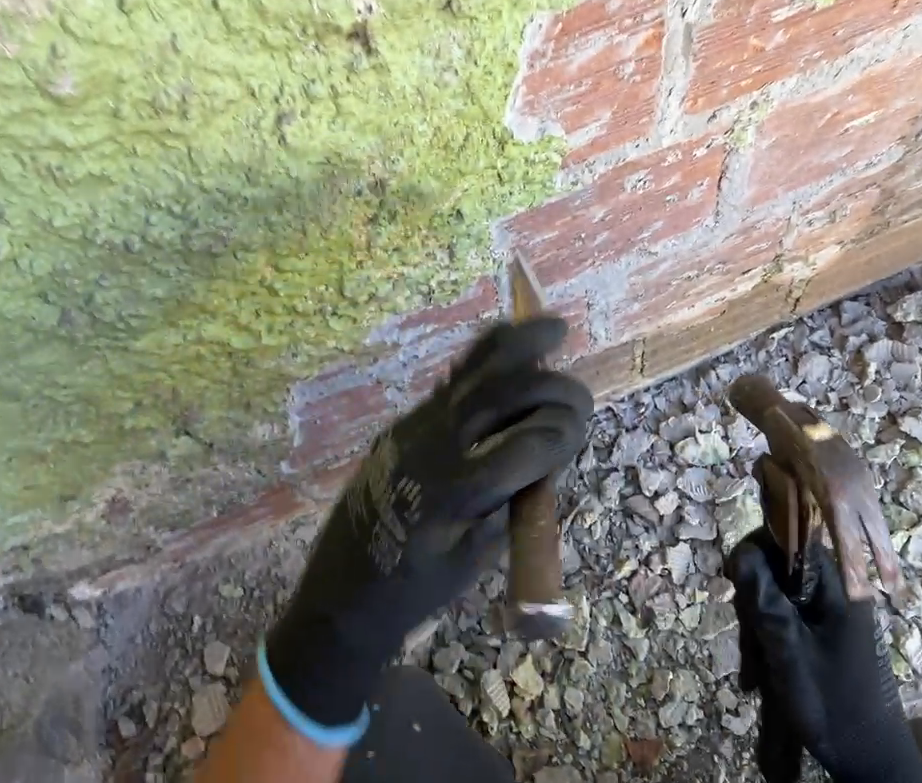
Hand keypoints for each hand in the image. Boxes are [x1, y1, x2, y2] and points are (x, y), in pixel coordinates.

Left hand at [264, 318, 591, 727]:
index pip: (528, 443)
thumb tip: (548, 454)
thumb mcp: (477, 559)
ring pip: (472, 373)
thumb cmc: (416, 590)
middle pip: (503, 394)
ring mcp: (413, 428)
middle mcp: (434, 446)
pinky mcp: (403, 422)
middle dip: (551, 387)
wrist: (340, 592)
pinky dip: (485, 360)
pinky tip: (509, 347)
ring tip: (552, 329)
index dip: (564, 432)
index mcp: (457, 492)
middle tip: (580, 394)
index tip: (580, 429)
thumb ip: (514, 502)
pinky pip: (451, 382)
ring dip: (517, 348)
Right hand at [728, 530, 921, 782]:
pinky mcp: (831, 638)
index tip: (735, 577)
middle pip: (787, 570)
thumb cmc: (831, 702)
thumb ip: (765, 598)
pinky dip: (774, 639)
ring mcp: (837, 618)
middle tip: (745, 631)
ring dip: (762, 624)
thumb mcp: (788, 649)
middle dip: (757, 595)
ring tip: (753, 668)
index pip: (797, 541)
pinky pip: (793, 620)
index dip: (762, 549)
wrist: (871, 762)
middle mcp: (842, 596)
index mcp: (841, 590)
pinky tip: (762, 672)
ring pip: (786, 598)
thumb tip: (740, 552)